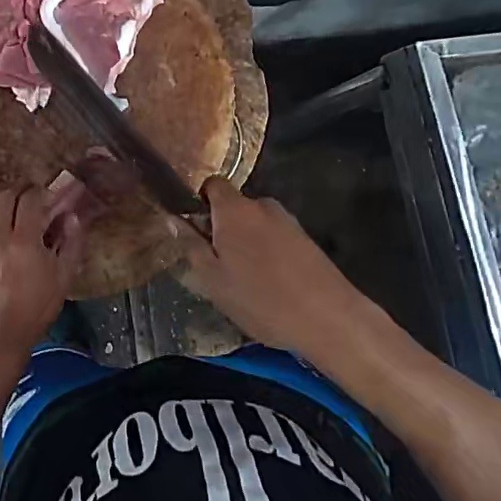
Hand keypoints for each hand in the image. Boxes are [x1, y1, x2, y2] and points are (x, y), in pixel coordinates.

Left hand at [0, 186, 83, 355]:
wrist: (4, 331)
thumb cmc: (39, 303)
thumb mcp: (65, 274)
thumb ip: (72, 241)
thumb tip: (73, 217)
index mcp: (23, 239)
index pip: (30, 199)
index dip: (46, 191)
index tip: (59, 192)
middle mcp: (2, 237)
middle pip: (7, 197)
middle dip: (26, 190)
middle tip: (43, 194)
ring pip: (0, 212)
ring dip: (16, 206)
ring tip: (36, 216)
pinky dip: (11, 222)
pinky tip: (26, 238)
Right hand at [174, 179, 369, 354]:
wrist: (327, 315)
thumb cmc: (261, 299)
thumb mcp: (213, 280)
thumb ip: (192, 245)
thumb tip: (174, 219)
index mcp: (236, 209)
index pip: (213, 184)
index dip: (200, 201)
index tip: (194, 229)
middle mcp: (263, 205)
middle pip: (234, 206)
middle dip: (223, 228)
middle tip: (216, 265)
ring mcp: (288, 220)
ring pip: (255, 224)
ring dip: (245, 242)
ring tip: (244, 280)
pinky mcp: (305, 237)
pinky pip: (274, 236)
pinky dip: (266, 251)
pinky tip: (269, 283)